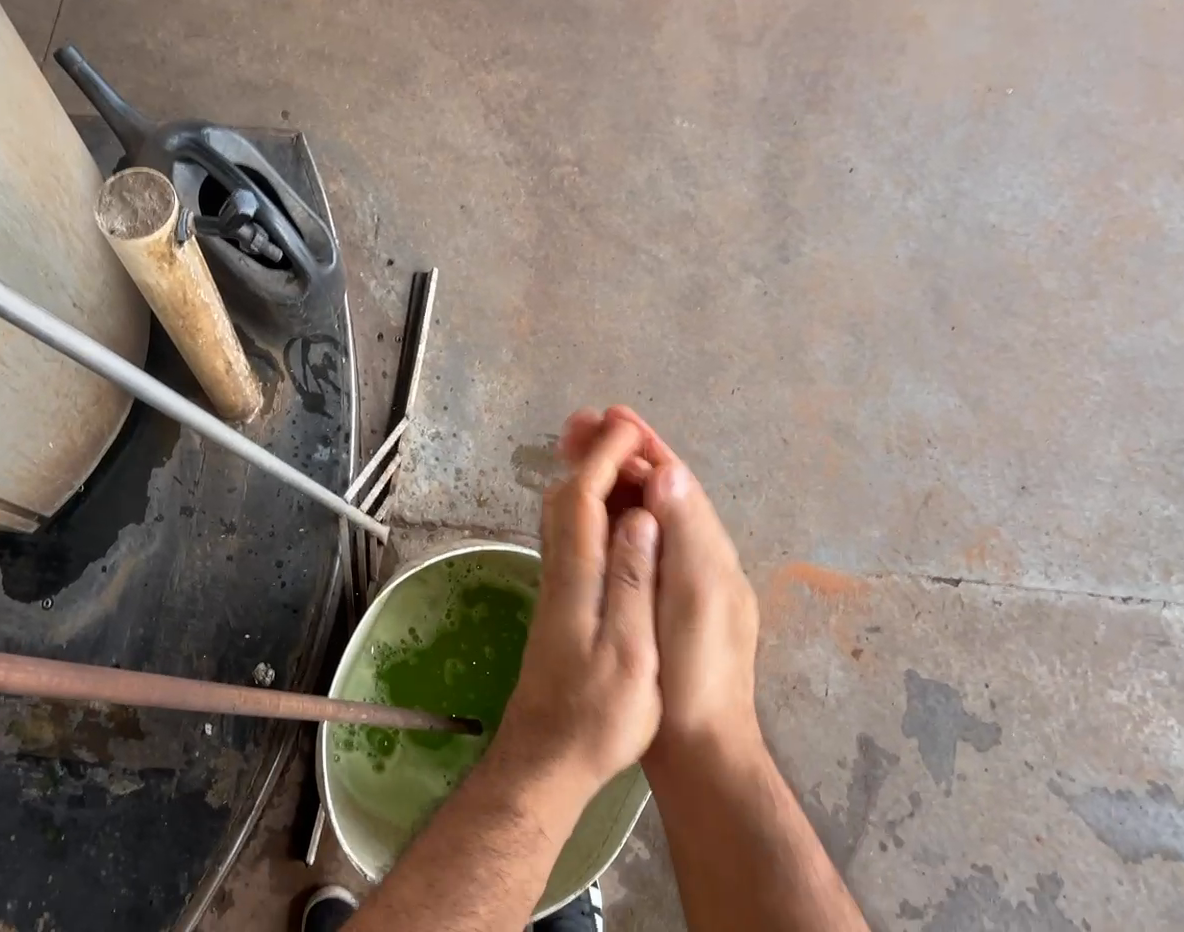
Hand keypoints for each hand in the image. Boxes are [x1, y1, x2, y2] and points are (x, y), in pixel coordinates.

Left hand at [491, 416, 664, 800]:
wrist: (545, 758)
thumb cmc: (596, 717)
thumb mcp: (630, 654)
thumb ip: (634, 583)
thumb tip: (638, 517)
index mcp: (577, 580)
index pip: (583, 499)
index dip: (603, 458)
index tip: (627, 426)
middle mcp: (558, 573)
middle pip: (562, 499)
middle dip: (588, 457)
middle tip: (617, 428)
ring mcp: (554, 589)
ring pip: (561, 519)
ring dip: (586, 480)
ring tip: (619, 459)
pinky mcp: (557, 606)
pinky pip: (570, 540)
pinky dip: (588, 512)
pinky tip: (609, 518)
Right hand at [567, 408, 762, 772]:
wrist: (700, 745)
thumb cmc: (696, 675)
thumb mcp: (698, 600)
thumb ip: (686, 535)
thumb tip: (667, 471)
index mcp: (708, 550)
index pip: (674, 481)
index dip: (641, 444)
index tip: (606, 414)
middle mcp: (697, 555)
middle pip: (657, 490)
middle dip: (619, 454)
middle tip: (575, 427)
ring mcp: (678, 578)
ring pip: (643, 514)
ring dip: (612, 479)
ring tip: (573, 454)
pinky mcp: (657, 599)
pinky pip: (632, 541)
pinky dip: (608, 515)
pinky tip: (585, 512)